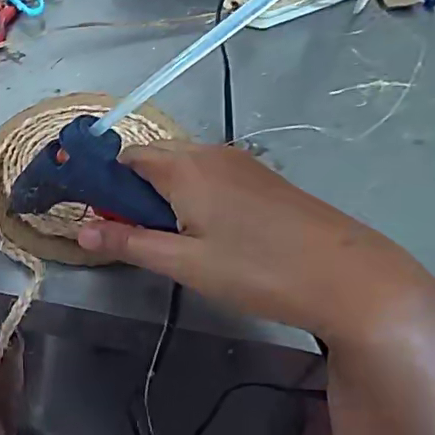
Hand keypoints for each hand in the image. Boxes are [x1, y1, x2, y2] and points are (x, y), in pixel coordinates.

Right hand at [75, 143, 434, 342]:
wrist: (354, 280)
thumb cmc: (258, 270)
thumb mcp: (184, 263)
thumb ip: (128, 244)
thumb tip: (79, 232)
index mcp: (185, 168)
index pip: (125, 158)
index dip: (103, 183)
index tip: (98, 217)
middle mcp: (211, 154)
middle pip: (153, 160)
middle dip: (132, 191)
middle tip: (133, 236)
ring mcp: (242, 164)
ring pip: (183, 169)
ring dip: (162, 195)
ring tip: (171, 240)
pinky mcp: (264, 180)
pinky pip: (210, 176)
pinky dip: (192, 196)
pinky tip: (208, 234)